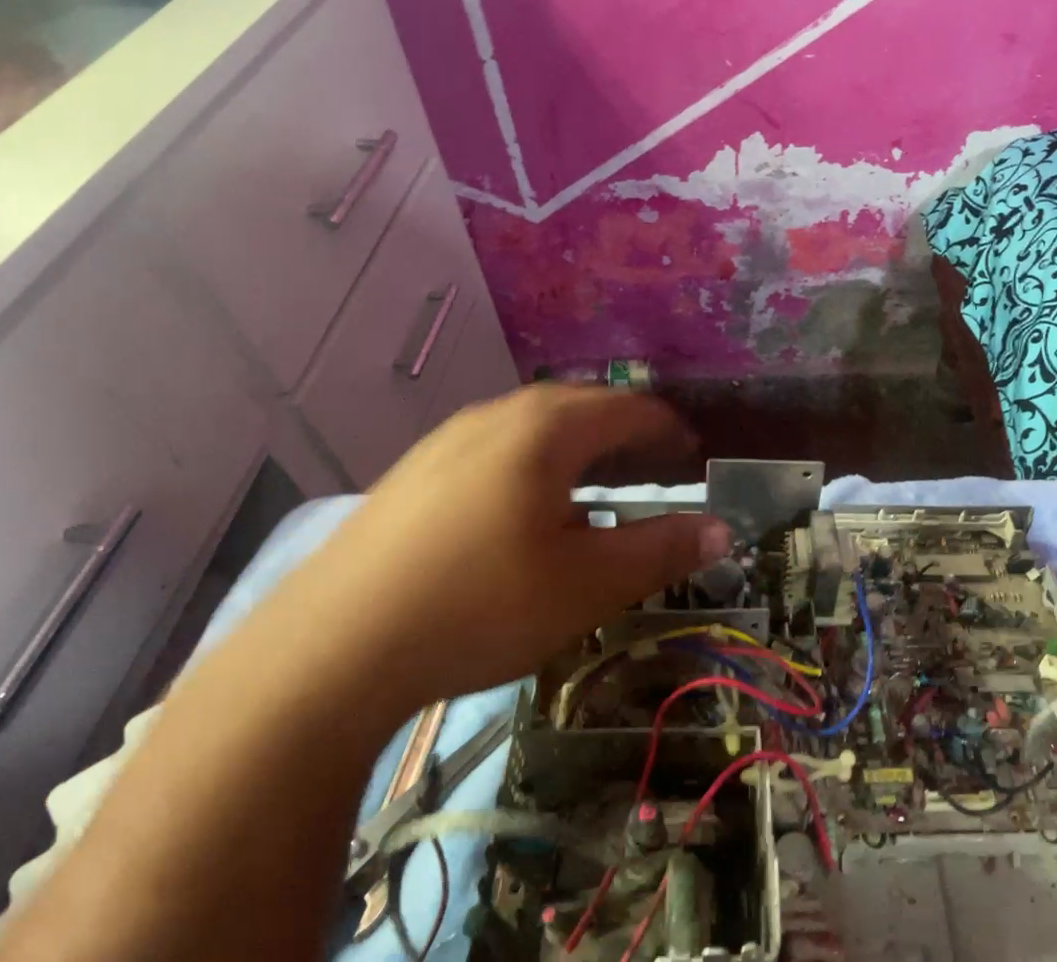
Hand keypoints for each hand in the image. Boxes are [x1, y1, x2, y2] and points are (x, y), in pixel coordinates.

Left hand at [281, 384, 732, 704]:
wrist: (334, 648)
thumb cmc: (483, 604)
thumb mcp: (589, 584)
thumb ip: (662, 550)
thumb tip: (722, 529)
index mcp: (545, 429)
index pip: (629, 408)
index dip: (671, 431)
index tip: (696, 459)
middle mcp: (492, 417)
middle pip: (578, 409)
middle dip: (626, 438)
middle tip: (657, 476)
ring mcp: (442, 444)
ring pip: (529, 432)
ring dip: (577, 454)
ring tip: (597, 495)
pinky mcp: (410, 478)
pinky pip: (492, 455)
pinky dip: (531, 471)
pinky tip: (524, 519)